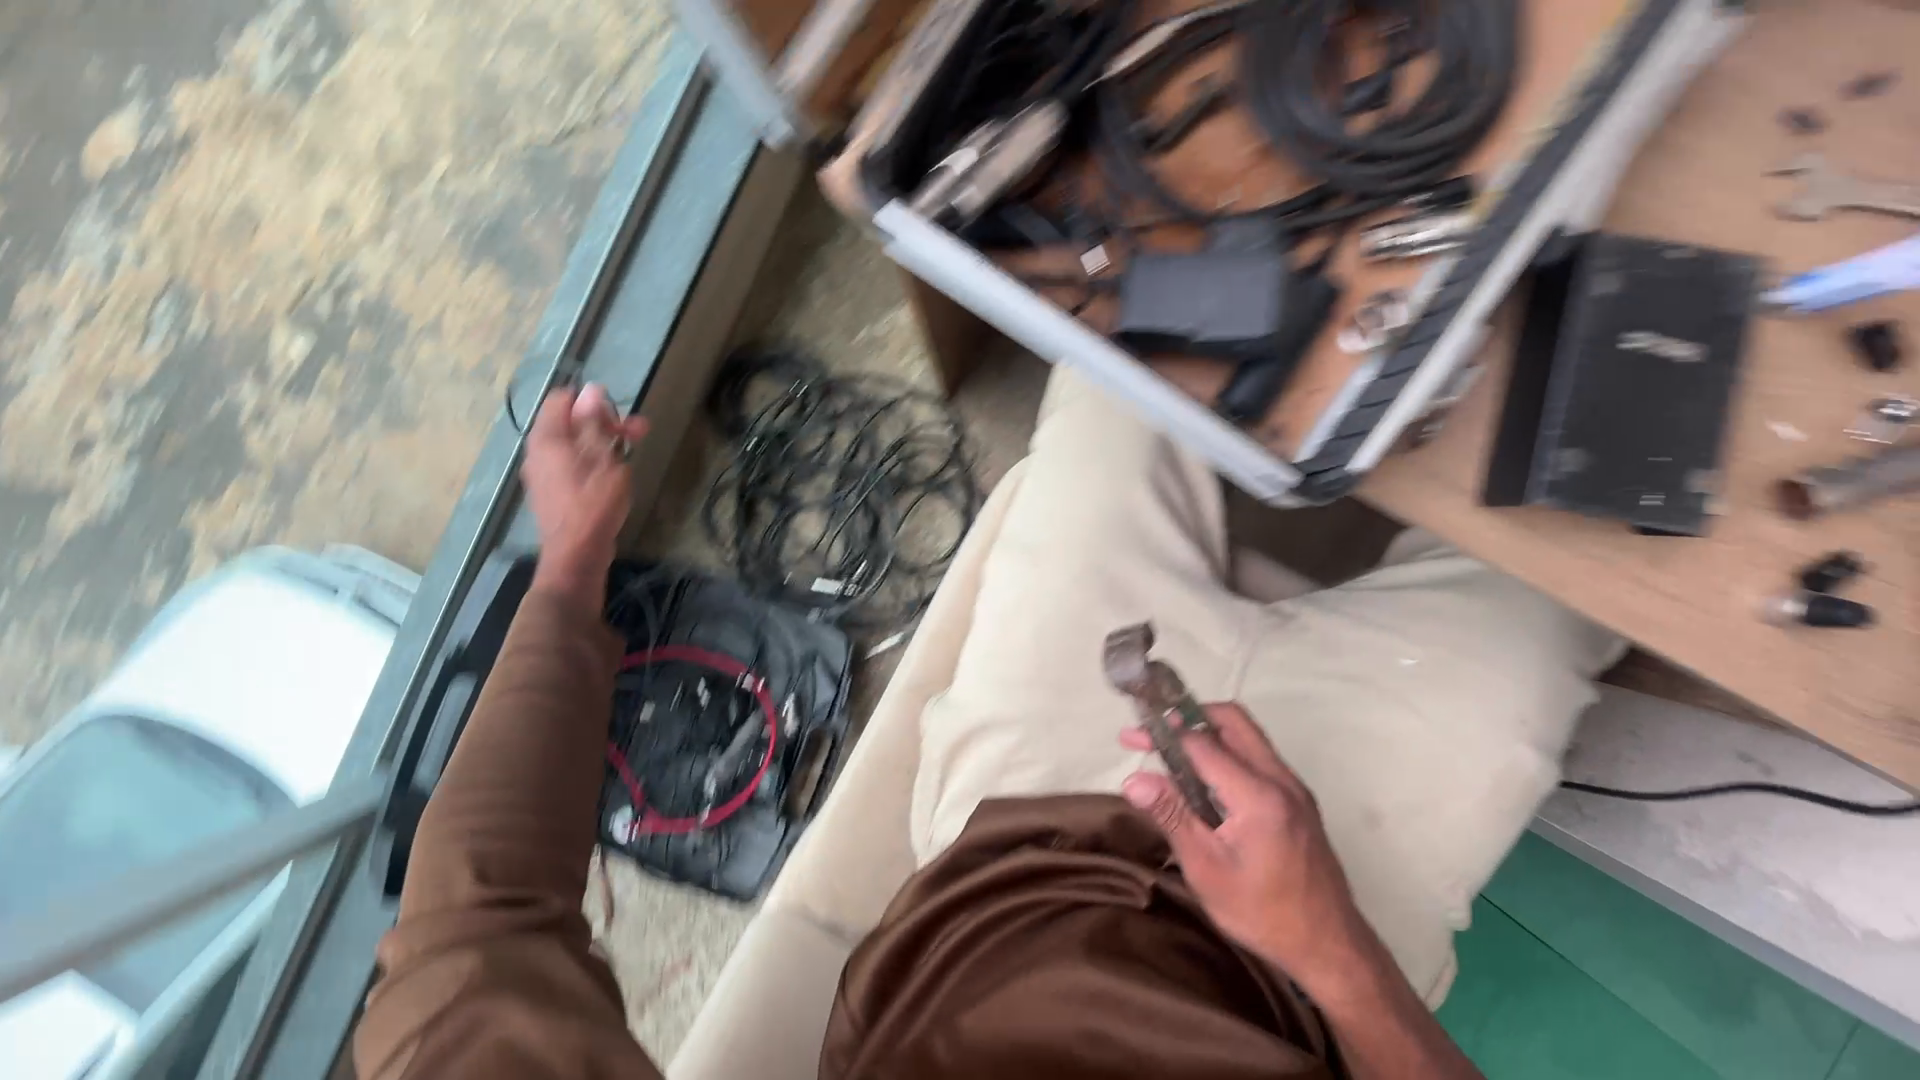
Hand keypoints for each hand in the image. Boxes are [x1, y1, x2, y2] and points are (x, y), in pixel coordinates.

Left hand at [522, 383, 647, 610]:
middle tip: (637, 434)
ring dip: (602, 443)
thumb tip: (591, 391)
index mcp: (547, 438)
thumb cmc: (594, 504)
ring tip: (629, 455)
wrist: (577, 554)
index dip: (593, 402)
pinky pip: (571, 464)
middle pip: (570, 421)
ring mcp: (543, 472)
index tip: (619, 419)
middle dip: (604, 423)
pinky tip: (612, 476)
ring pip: (573, 444)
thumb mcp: (603, 459)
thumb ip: (595, 423)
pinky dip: (592, 461)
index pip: (563, 399)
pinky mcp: (552, 491)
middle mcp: (538, 451)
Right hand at [1119, 704, 1375, 991]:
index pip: (1202, 744)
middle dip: (1187, 717)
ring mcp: (1294, 788)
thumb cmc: (1262, 914)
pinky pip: (1258, 757)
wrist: (1330, 946)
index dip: (1162, 734)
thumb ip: (1172, 816)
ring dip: (1207, 733)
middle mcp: (1281, 780)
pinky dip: (1227, 753)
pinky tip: (1203, 781)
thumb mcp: (1207, 870)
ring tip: (1170, 753)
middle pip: (1232, 720)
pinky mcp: (1298, 800)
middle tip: (1151, 732)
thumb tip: (1134, 779)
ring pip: (1248, 736)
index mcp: (1258, 796)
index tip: (1131, 736)